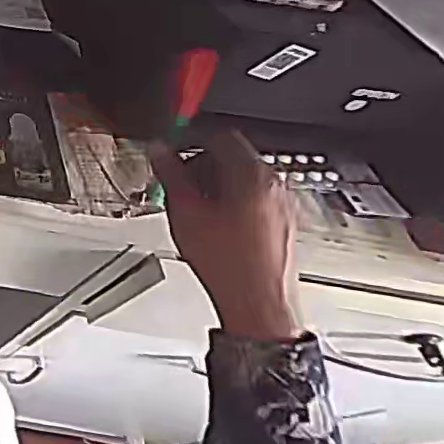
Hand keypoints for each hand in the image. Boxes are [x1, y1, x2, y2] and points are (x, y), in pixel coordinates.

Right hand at [149, 131, 300, 340]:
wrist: (258, 306)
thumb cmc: (228, 265)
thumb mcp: (185, 212)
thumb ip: (170, 175)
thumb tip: (160, 151)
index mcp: (252, 176)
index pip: (221, 137)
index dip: (191, 141)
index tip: (174, 152)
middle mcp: (274, 185)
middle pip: (234, 156)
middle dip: (202, 165)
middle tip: (179, 182)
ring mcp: (282, 205)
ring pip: (244, 179)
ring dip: (217, 185)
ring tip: (195, 207)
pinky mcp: (283, 224)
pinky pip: (255, 199)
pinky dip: (233, 203)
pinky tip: (214, 225)